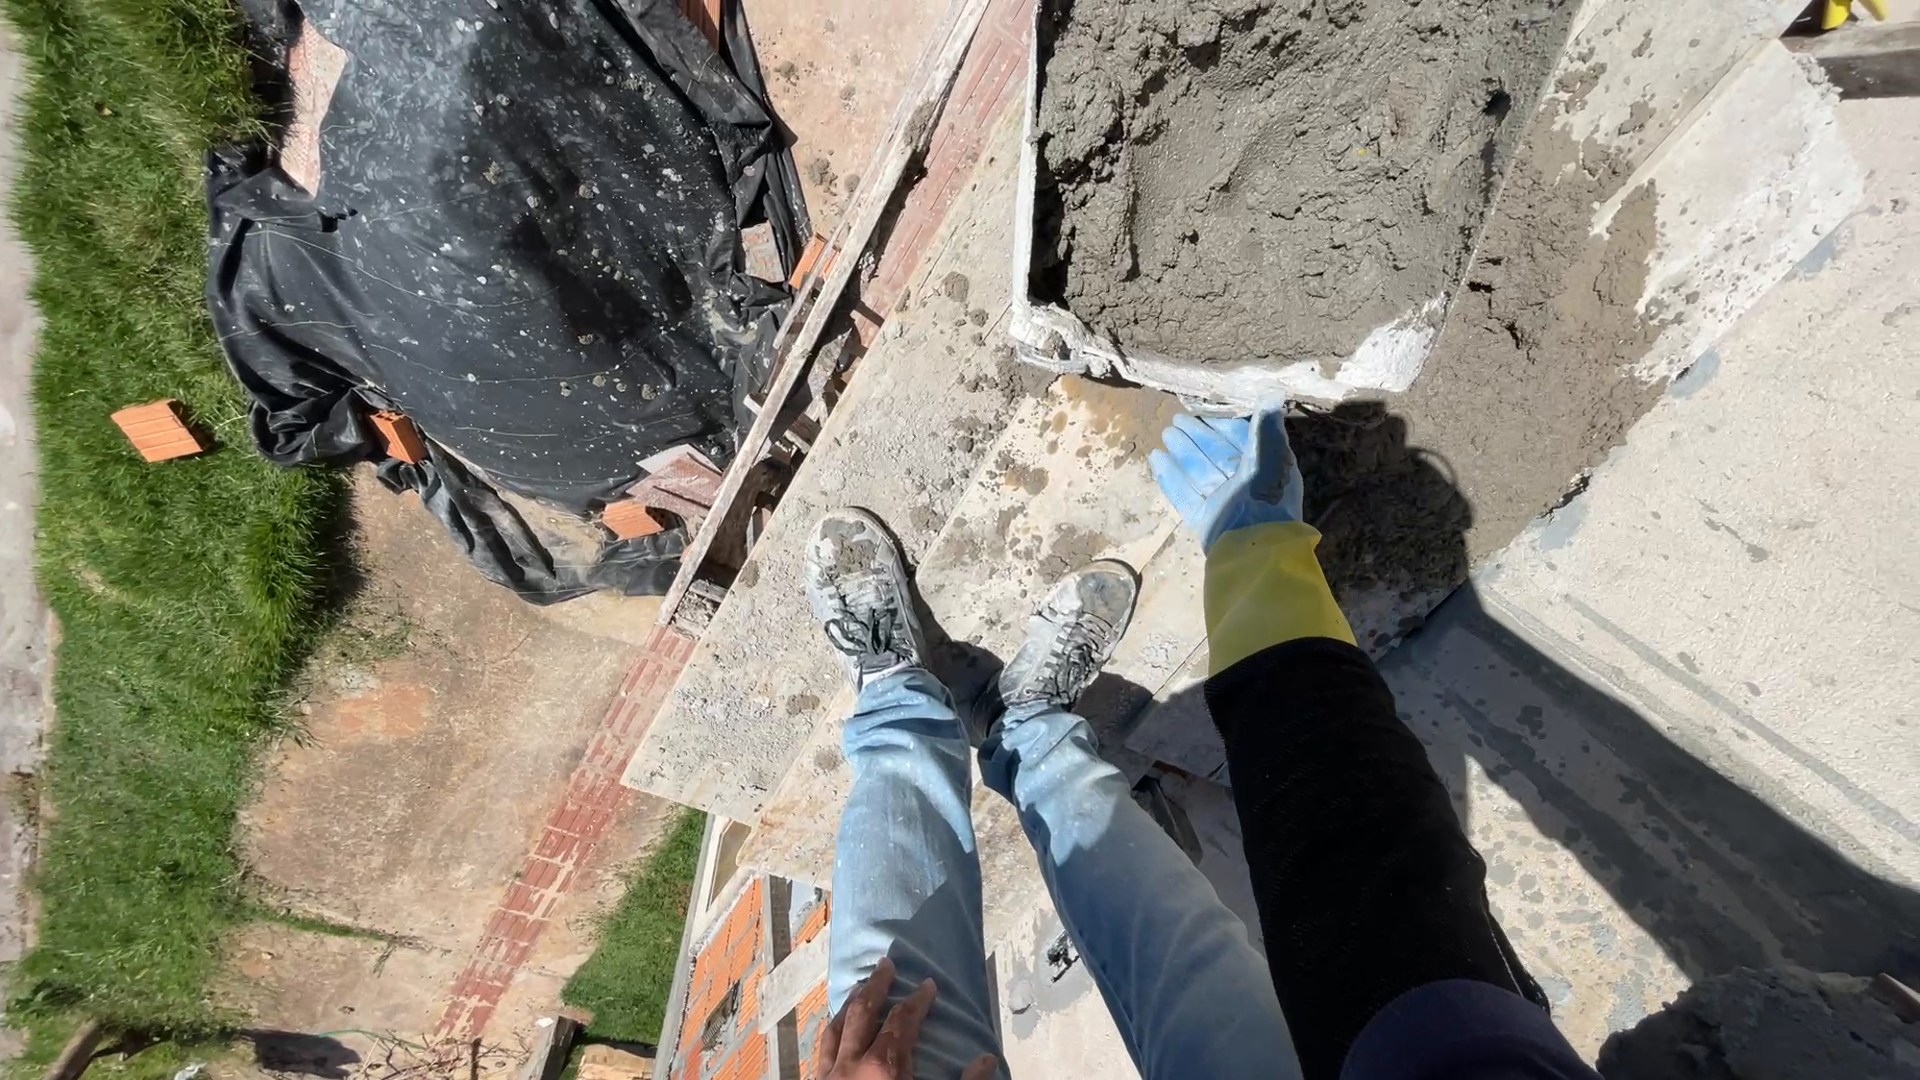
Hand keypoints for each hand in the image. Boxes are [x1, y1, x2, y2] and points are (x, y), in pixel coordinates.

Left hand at [815, 957, 998, 1079]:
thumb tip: (987, 1058)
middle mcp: (852, 1066)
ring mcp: (828, 1079)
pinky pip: (820, 1055)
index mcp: (884, 1067)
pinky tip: (834, 1035)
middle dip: (876, 986)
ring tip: (858, 990)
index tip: (928, 984)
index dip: (917, 1000)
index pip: (903, 1021)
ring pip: (834, 1030)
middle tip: (885, 963)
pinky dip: (830, 1036)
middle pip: (863, 1013)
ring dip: (848, 1007)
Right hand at [1149, 403, 1304, 551]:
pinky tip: (1156, 459)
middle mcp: (1244, 484)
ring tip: (1163, 435)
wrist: (1253, 548)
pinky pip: (1184, 493)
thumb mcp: (1270, 458)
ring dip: (1181, 452)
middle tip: (1174, 421)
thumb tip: (1271, 392)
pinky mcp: (1204, 518)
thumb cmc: (1265, 498)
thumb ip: (1265, 428)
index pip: (1241, 441)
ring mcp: (1222, 502)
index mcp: (1266, 468)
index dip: (1222, 426)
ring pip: (1198, 471)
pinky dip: (1170, 476)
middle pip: (1216, 454)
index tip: (1202, 415)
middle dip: (1196, 436)